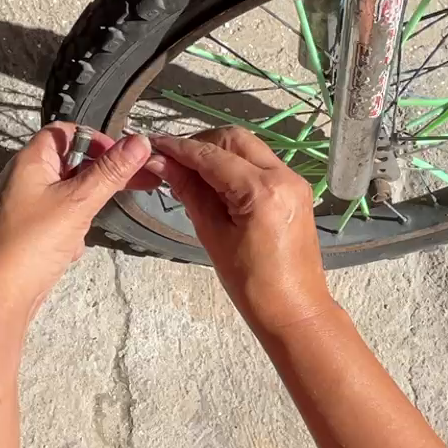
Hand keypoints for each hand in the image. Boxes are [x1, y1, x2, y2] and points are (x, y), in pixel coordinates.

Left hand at [0, 123, 157, 313]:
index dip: (96, 138)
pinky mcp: (33, 231)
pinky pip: (63, 219)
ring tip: (95, 220)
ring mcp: (29, 206)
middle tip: (137, 181)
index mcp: (30, 161)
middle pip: (72, 162)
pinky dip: (74, 228)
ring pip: (70, 193)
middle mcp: (27, 179)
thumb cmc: (31, 244)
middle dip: (102, 174)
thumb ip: (110, 172)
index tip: (123, 155)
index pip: (66, 132)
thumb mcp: (78, 202)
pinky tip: (74, 246)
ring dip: (88, 204)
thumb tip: (139, 142)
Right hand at [148, 128, 333, 333]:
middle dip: (201, 143)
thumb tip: (161, 163)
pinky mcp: (295, 189)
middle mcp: (283, 175)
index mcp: (262, 190)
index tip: (152, 145)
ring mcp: (294, 180)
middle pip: (234, 138)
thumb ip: (189, 192)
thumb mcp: (212, 235)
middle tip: (172, 160)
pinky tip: (214, 183)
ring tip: (190, 173)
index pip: (212, 155)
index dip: (179, 148)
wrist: (295, 310)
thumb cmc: (251, 283)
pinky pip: (260, 163)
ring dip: (218, 151)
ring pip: (248, 147)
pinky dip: (235, 164)